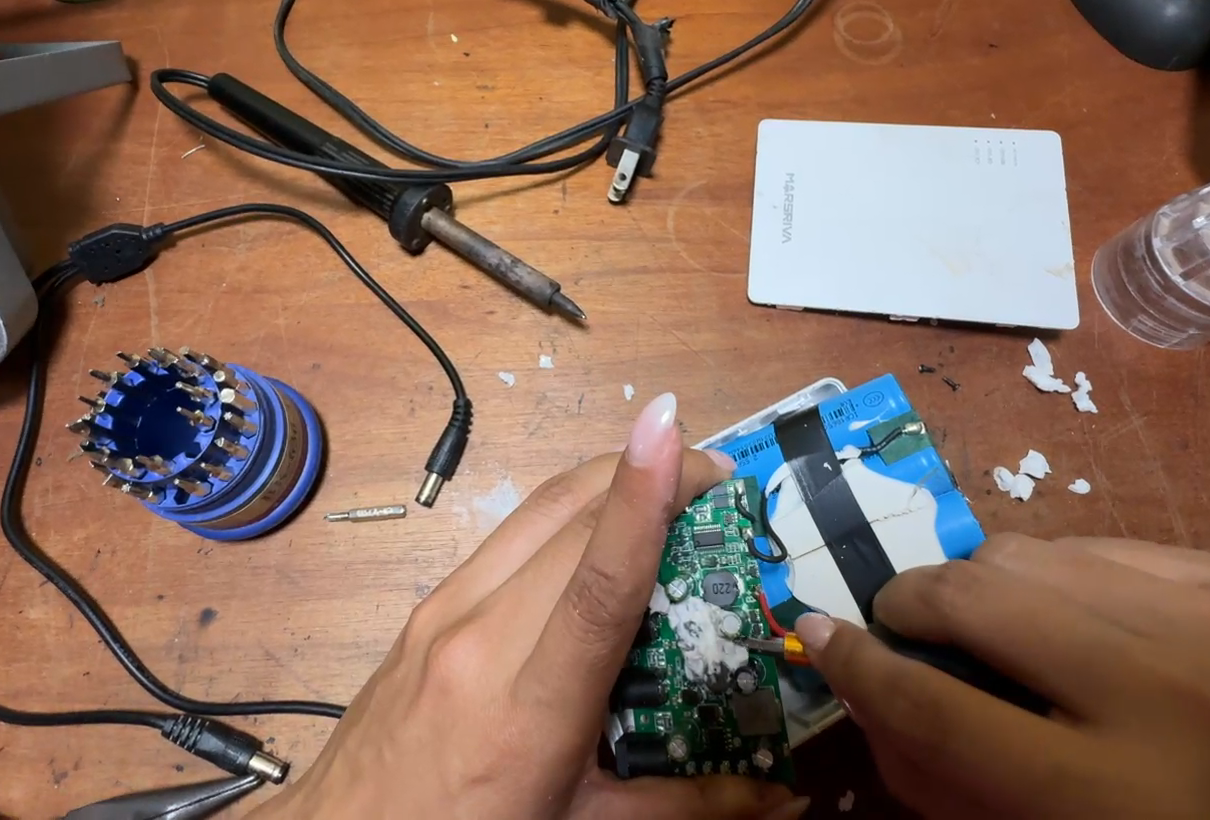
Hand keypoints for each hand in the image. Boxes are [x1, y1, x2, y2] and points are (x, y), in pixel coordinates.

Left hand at [260, 394, 805, 819]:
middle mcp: (479, 635)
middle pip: (573, 523)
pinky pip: (508, 532)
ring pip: (537, 509)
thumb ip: (686, 805)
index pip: (597, 581)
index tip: (670, 427)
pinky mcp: (428, 601)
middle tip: (715, 475)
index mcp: (526, 707)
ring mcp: (444, 608)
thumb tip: (782, 794)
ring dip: (604, 476)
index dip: (640, 498)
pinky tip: (594, 521)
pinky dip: (563, 507)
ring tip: (665, 476)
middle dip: (646, 475)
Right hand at [795, 534, 1209, 819]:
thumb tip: (858, 671)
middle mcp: (1183, 700)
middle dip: (918, 602)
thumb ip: (945, 771)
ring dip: (992, 588)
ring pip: (1028, 553)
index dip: (861, 664)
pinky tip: (1097, 626)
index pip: (941, 710)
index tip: (817, 629)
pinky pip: (1098, 546)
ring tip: (1012, 629)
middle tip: (908, 623)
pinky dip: (1068, 580)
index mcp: (1127, 803)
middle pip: (979, 597)